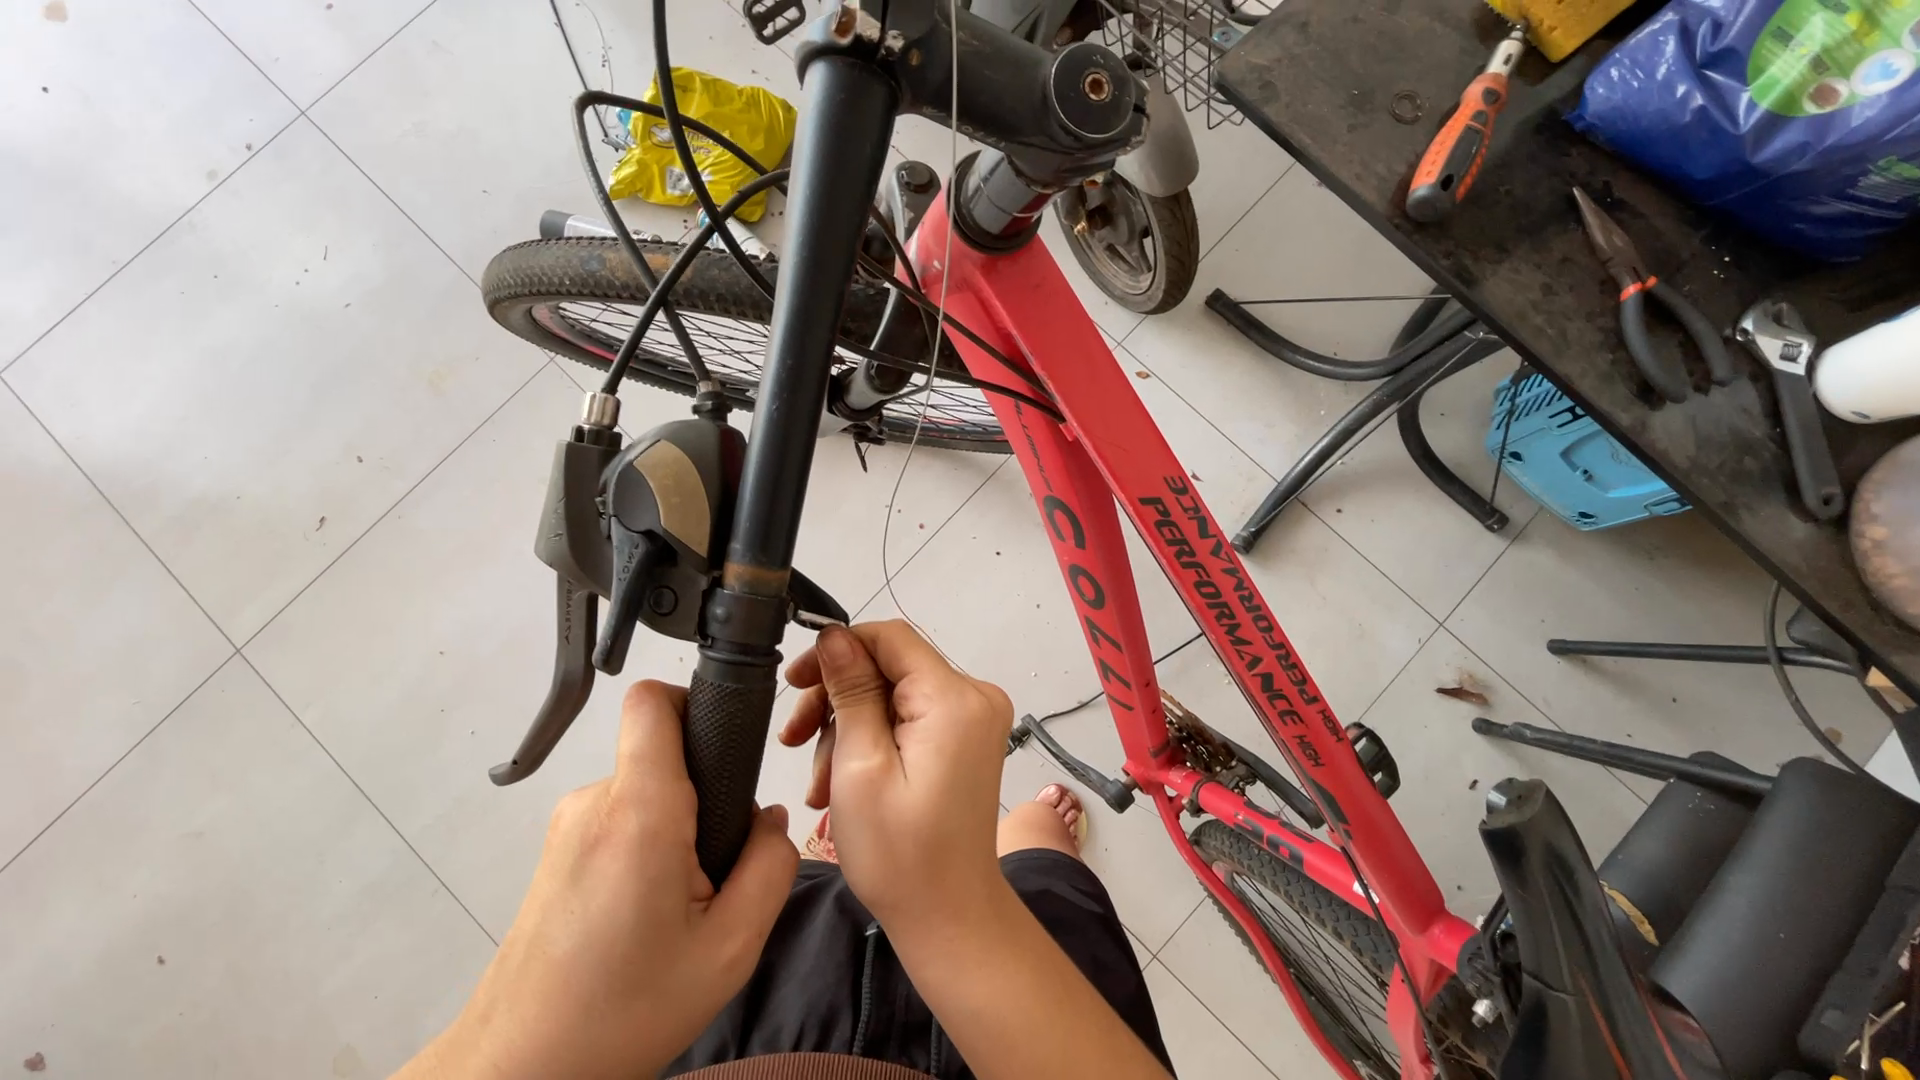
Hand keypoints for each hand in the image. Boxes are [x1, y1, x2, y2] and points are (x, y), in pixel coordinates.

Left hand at [400, 681, 798, 1079]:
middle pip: (663, 753)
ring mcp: (568, 827)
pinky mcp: (557, 852)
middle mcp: (594, 803)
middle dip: (706, 792)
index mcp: (639, 810)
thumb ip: (770, 866)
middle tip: (718, 868)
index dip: (695, 702)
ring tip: (683, 905)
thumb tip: (771, 817)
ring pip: (646, 792)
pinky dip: (649, 847)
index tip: (730, 748)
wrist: (520, 1070)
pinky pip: (621, 820)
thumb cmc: (625, 1009)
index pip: (653, 703)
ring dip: (678, 828)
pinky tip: (650, 914)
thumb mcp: (731, 947)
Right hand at [779, 621, 1014, 928]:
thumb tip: (835, 636)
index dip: (838, 648)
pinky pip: (909, 717)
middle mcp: (975, 697)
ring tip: (819, 781)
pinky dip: (873, 740)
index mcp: (954, 699)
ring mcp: (974, 719)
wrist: (948, 915)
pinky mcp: (965, 739)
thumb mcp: (860, 765)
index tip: (795, 681)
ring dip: (848, 727)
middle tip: (794, 740)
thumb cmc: (900, 854)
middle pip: (889, 666)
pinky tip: (841, 780)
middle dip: (836, 699)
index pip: (890, 637)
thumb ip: (849, 691)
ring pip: (893, 693)